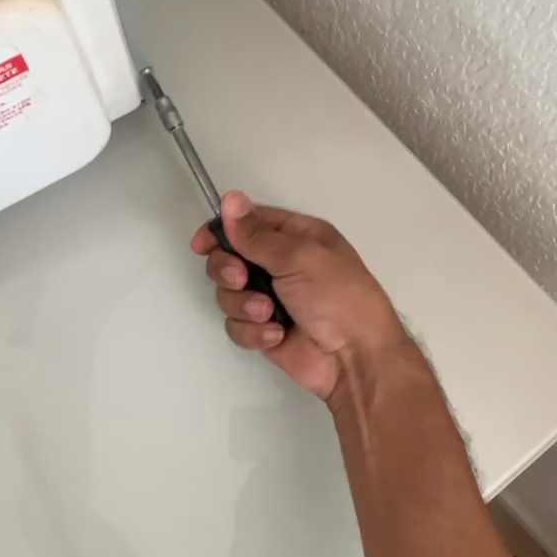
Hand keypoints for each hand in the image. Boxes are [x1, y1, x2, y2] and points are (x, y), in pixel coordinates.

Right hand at [192, 192, 418, 405]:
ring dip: (244, 305)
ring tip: (269, 314)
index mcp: (295, 237)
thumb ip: (256, 234)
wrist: (354, 356)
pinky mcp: (263, 331)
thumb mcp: (299, 256)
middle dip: (229, 271)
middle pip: (229, 258)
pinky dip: (254, 332)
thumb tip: (230, 199)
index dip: (221, 231)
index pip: (247, 224)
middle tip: (242, 279)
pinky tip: (278, 335)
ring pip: (228, 295)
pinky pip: (237, 326)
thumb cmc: (337, 297)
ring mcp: (270, 299)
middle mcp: (280, 265)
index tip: (202, 244)